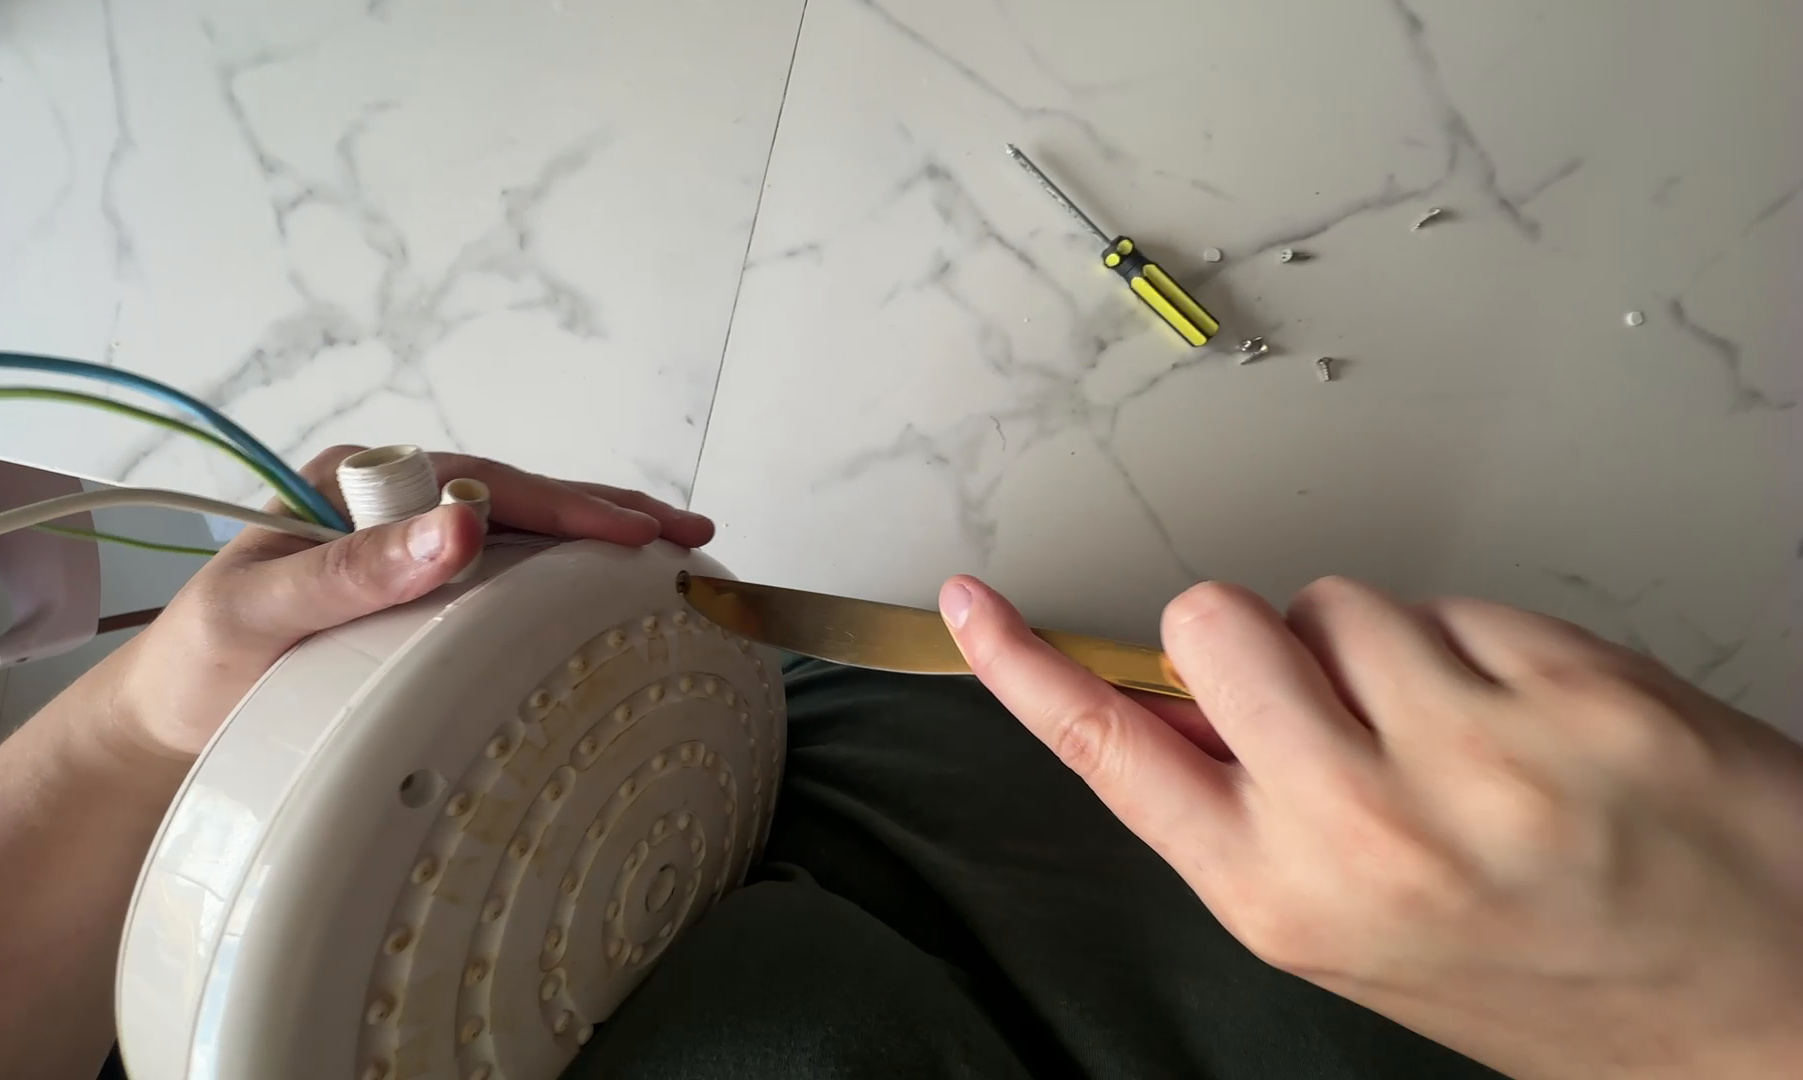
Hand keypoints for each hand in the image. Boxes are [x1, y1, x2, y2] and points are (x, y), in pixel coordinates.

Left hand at [109, 447, 713, 759]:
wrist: (178, 726)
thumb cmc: (208, 667)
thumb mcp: (262, 612)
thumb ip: (352, 570)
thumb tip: (465, 524)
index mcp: (367, 482)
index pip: (491, 482)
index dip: (571, 506)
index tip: (639, 534)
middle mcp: (406, 502)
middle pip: (531, 497)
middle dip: (615, 512)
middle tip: (690, 533)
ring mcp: (427, 544)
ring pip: (536, 529)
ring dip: (609, 536)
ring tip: (675, 547)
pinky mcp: (441, 589)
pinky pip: (523, 568)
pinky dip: (577, 570)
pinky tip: (613, 582)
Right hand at [939, 574, 1802, 1078]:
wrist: (1769, 1027)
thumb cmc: (1514, 964)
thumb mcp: (1325, 909)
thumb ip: (1222, 791)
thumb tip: (1162, 691)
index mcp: (1271, 885)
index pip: (1102, 744)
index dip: (1020, 666)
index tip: (968, 605)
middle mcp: (1354, 825)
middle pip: (1209, 618)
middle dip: (1248, 639)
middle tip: (1320, 699)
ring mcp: (1473, 760)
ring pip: (1332, 600)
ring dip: (1369, 648)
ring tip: (1448, 731)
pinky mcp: (1576, 696)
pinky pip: (1444, 602)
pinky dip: (1467, 646)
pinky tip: (1531, 725)